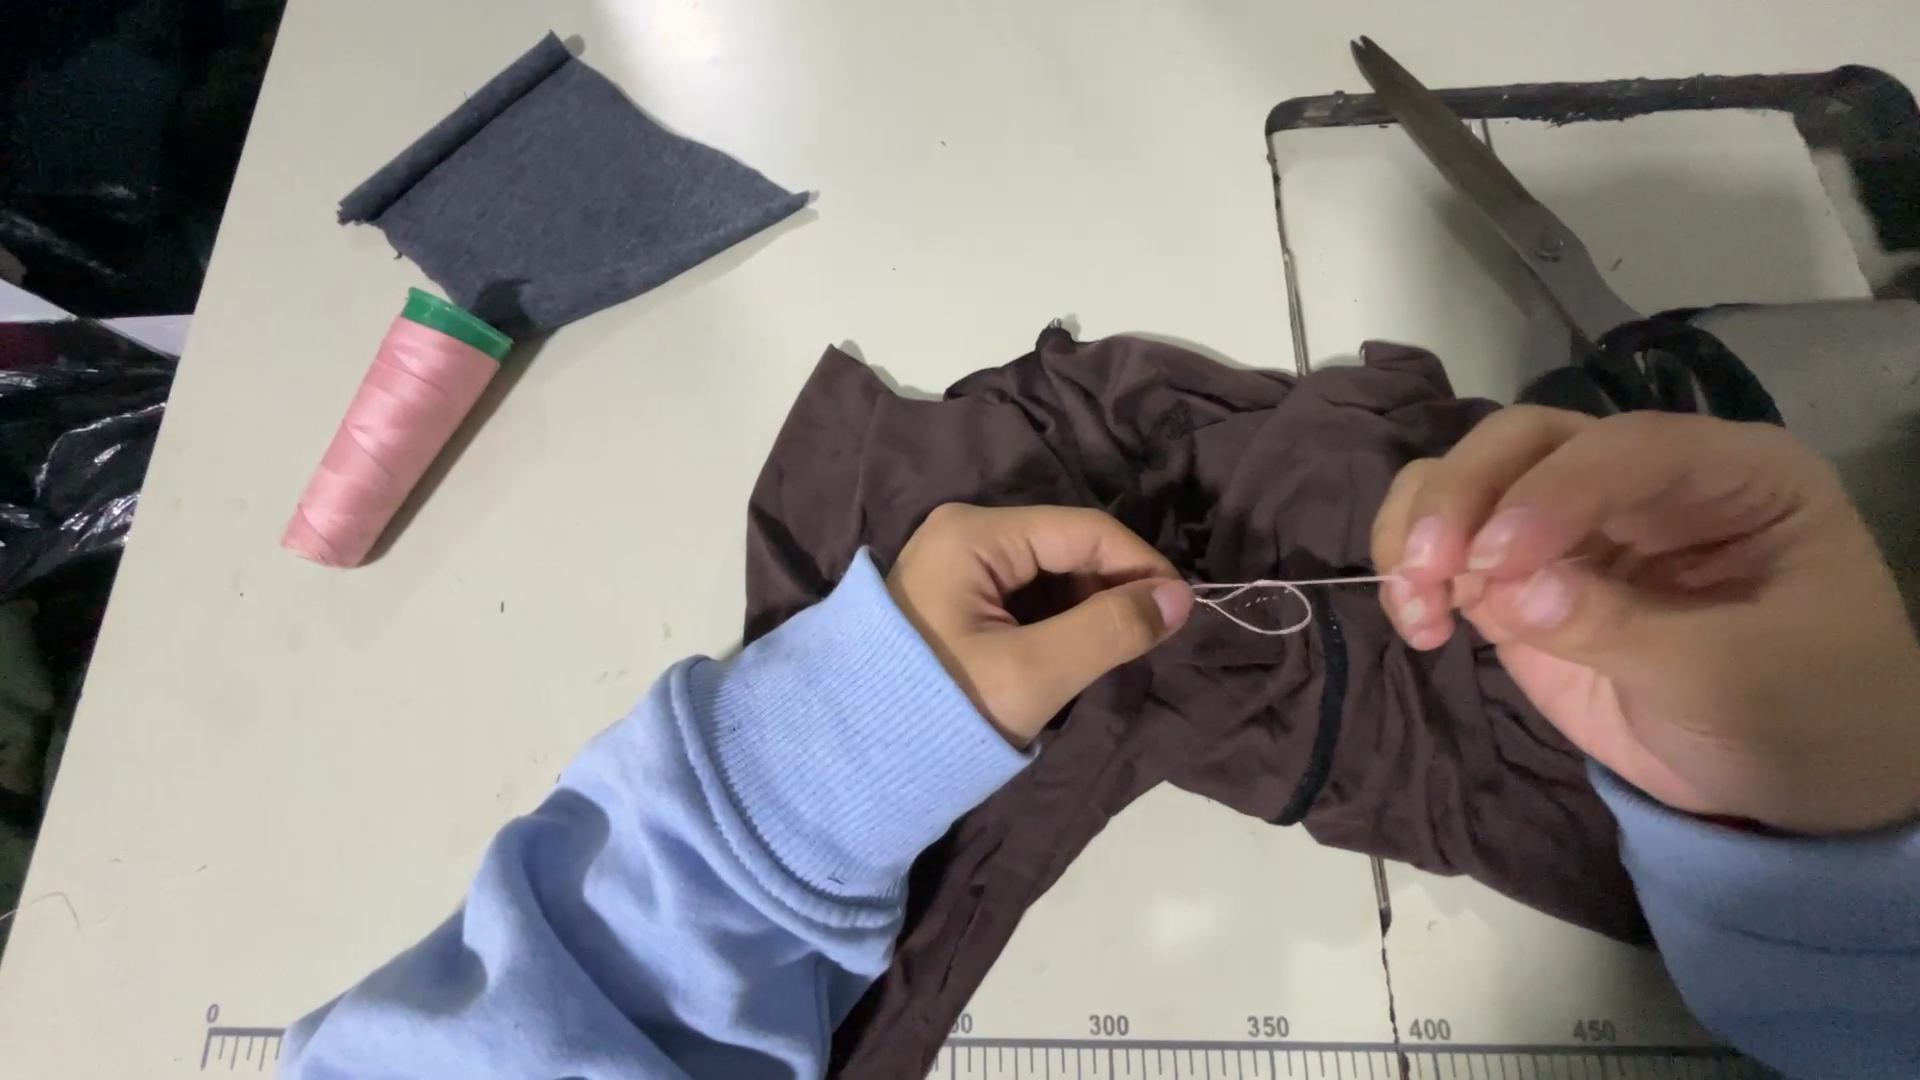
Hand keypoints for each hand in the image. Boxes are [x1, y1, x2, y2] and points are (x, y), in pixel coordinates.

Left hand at [886, 504, 1194, 747]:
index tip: (1182, 609)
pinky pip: (1025, 592)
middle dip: (1112, 588)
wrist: (855, 755)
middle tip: (1147, 639)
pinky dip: (1059, 618)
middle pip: (1066, 546)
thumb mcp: (1033, 673)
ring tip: (1113, 650)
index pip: (1083, 530)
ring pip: (1049, 571)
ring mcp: (956, 561)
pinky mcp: (956, 594)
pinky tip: (1074, 650)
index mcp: (974, 534)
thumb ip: (1109, 630)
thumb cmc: (943, 708)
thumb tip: (1180, 598)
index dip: (1139, 564)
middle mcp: (964, 532)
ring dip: (1088, 606)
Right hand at [1372, 406, 1919, 834]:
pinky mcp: (1500, 571)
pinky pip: (1432, 544)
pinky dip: (1406, 576)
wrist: (1764, 775)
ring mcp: (1553, 521)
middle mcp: (1628, 479)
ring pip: (1455, 479)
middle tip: (1426, 570)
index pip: (1622, 448)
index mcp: (1725, 476)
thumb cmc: (1798, 714)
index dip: (1549, 493)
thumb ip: (1619, 628)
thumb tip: (1507, 593)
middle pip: (1515, 443)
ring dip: (1415, 533)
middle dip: (1457, 498)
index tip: (1494, 567)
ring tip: (1416, 608)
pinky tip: (1420, 627)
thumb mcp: (1732, 678)